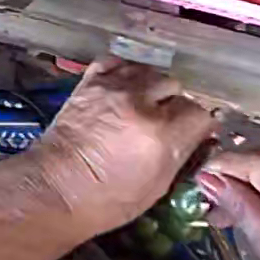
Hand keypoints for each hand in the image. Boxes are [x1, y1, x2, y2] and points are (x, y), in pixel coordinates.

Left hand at [21, 56, 217, 238]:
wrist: (60, 185)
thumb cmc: (112, 198)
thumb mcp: (160, 184)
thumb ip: (180, 151)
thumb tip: (195, 135)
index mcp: (161, 134)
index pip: (198, 112)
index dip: (198, 124)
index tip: (193, 132)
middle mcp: (139, 103)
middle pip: (173, 85)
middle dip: (174, 102)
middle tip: (166, 118)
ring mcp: (111, 88)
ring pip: (147, 70)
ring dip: (150, 85)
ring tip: (145, 102)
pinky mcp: (89, 81)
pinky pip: (115, 62)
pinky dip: (124, 71)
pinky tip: (123, 87)